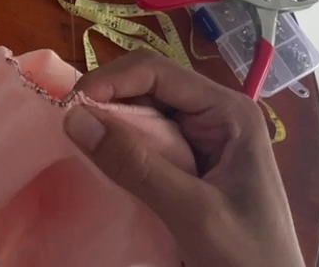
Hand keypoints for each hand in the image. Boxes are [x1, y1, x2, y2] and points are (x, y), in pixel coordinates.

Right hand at [63, 50, 303, 266]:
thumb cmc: (249, 261)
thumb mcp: (194, 214)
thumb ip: (137, 166)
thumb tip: (74, 117)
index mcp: (228, 110)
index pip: (158, 70)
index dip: (111, 79)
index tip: (71, 105)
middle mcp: (215, 113)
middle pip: (148, 84)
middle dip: (108, 98)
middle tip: (69, 122)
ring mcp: (203, 137)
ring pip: (143, 110)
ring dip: (111, 120)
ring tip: (78, 137)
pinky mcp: (191, 163)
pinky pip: (147, 139)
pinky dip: (120, 144)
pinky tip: (101, 158)